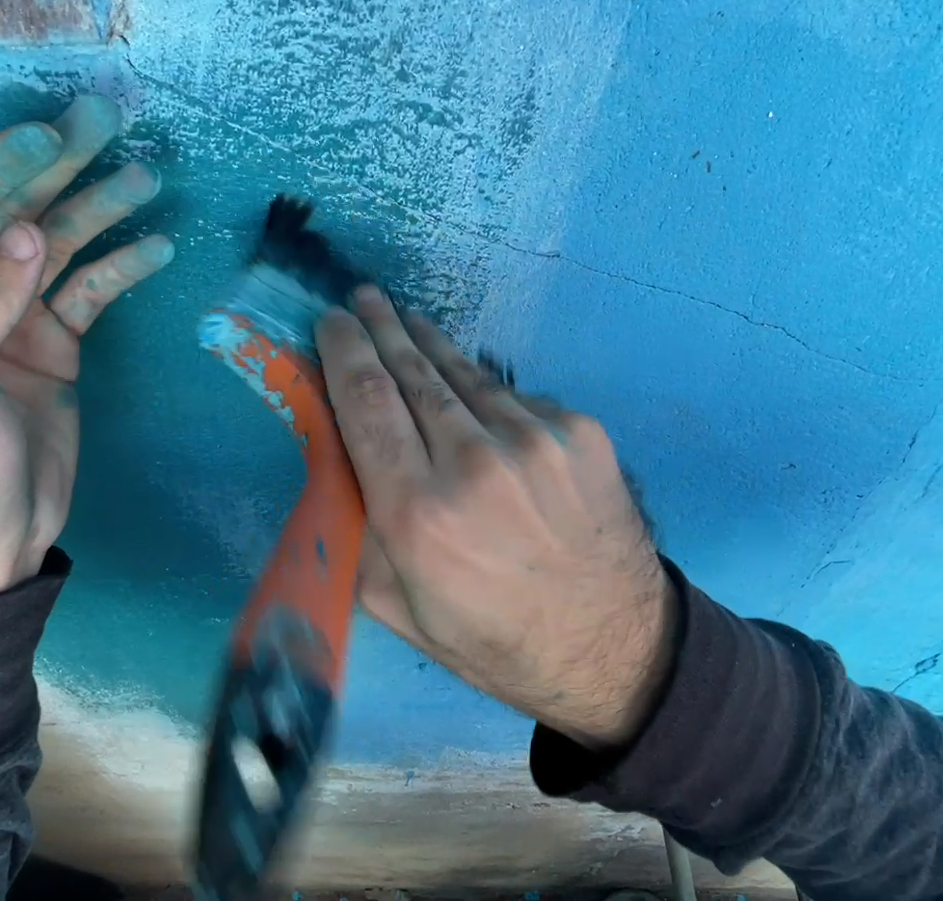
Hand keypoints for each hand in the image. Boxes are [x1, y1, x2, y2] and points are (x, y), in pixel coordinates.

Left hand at [0, 98, 173, 595]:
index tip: (46, 136)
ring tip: (146, 175)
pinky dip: (121, 268)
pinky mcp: (54, 342)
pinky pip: (90, 292)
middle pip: (7, 214)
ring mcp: (10, 317)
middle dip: (54, 168)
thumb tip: (20, 234)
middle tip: (103, 118)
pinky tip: (156, 247)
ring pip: (56, 246)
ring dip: (99, 209)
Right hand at [315, 287, 673, 748]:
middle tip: (362, 297)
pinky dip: (486, 394)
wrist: (613, 647)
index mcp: (418, 512)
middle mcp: (475, 462)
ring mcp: (536, 439)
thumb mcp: (395, 606)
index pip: (365, 401)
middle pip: (413, 371)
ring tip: (407, 319)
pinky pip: (515, 398)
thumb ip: (359, 525)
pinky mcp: (580, 431)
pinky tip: (476, 399)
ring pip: (465, 373)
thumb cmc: (490, 639)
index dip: (342, 350)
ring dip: (430, 342)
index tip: (329, 320)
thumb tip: (343, 451)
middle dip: (381, 327)